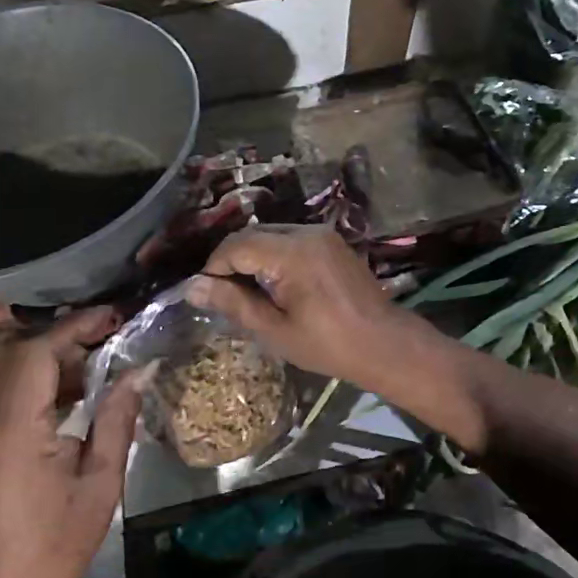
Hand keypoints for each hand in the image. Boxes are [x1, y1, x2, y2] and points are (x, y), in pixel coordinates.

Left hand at [0, 307, 140, 577]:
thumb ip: (118, 416)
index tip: (112, 316)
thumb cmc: (59, 545)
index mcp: (10, 430)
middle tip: (95, 337)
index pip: (36, 352)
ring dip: (32, 353)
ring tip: (83, 366)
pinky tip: (59, 396)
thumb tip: (140, 368)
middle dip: (48, 331)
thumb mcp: (101, 481)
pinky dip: (19, 378)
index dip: (75, 326)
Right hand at [184, 225, 429, 393]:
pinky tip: (272, 284)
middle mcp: (307, 233)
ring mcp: (322, 235)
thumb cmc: (328, 344)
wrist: (385, 343)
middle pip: (253, 235)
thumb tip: (192, 286)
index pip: (236, 245)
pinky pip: (290, 239)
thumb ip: (234, 302)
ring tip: (244, 291)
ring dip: (252, 256)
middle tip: (221, 294)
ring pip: (270, 234)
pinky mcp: (331, 242)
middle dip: (231, 260)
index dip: (215, 267)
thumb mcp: (275, 329)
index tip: (206, 293)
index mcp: (292, 252)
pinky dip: (273, 255)